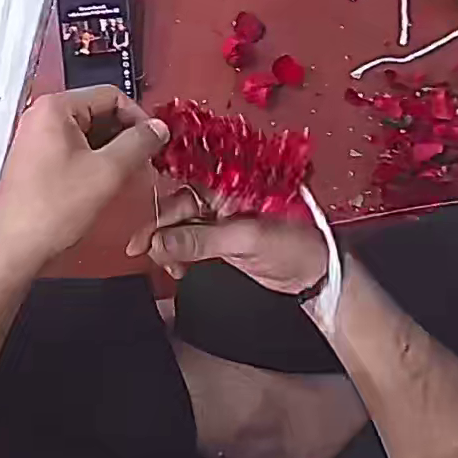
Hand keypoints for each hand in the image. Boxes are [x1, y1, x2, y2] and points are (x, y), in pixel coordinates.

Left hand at [0, 86, 169, 273]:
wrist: (14, 248)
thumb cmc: (48, 211)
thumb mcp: (107, 172)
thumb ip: (138, 143)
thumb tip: (157, 128)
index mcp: (56, 109)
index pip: (111, 95)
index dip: (138, 117)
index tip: (152, 139)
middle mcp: (43, 118)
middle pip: (100, 113)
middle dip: (126, 136)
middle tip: (144, 159)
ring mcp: (38, 139)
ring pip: (90, 134)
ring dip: (113, 151)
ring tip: (127, 175)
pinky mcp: (38, 160)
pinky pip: (76, 150)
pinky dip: (96, 162)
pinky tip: (106, 183)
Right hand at [128, 186, 328, 294]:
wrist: (318, 272)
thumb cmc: (294, 244)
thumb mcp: (244, 240)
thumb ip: (200, 239)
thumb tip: (159, 242)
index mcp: (228, 185)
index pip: (182, 195)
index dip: (158, 215)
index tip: (139, 238)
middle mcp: (221, 197)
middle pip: (176, 211)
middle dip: (159, 234)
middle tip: (147, 255)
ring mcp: (220, 218)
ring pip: (180, 229)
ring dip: (168, 248)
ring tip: (170, 267)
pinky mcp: (221, 238)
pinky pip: (190, 242)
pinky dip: (179, 255)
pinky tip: (178, 268)